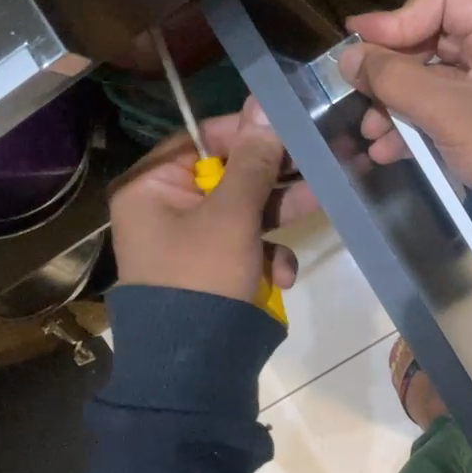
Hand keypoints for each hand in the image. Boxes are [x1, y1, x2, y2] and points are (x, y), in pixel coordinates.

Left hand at [107, 99, 313, 303]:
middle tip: (317, 162)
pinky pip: (243, 249)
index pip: (201, 140)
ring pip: (243, 213)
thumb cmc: (202, 277)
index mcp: (151, 188)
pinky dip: (266, 258)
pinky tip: (280, 276)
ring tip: (321, 207)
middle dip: (274, 178)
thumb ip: (253, 163)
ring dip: (279, 219)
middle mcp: (165, 210)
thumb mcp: (232, 216)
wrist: (194, 367)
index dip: (246, 132)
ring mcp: (189, 243)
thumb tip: (265, 106)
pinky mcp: (211, 272)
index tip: (289, 127)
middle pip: (228, 176)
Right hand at [339, 0, 471, 186]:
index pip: (443, 1)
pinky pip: (437, 113)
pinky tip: (385, 151)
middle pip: (429, 43)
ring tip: (370, 132)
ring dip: (394, 105)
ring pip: (428, 82)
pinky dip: (411, 128)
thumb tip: (348, 59)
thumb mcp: (446, 110)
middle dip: (390, 72)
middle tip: (357, 92)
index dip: (398, 19)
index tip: (359, 41)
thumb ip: (393, 79)